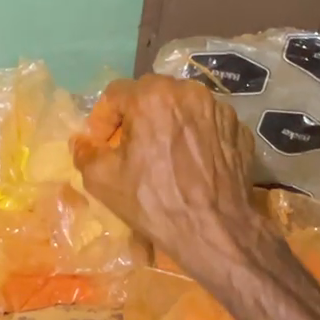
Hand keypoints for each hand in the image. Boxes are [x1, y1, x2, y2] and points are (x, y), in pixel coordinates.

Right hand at [71, 76, 266, 279]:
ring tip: (162, 154)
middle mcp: (188, 92)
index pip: (115, 93)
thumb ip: (85, 153)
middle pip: (151, 95)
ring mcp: (219, 109)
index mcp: (152, 97)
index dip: (102, 118)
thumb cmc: (153, 201)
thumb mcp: (102, 180)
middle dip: (135, 117)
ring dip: (166, 123)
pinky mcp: (239, 129)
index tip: (101, 144)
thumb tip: (80, 142)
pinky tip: (189, 164)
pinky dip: (194, 136)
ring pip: (182, 106)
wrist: (213, 228)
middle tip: (129, 147)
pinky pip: (207, 124)